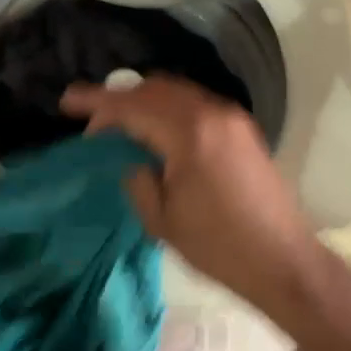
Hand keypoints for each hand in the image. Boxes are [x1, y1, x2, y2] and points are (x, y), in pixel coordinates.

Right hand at [61, 76, 323, 311]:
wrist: (283, 261)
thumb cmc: (219, 247)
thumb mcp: (162, 219)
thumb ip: (137, 178)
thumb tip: (129, 155)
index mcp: (189, 133)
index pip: (132, 106)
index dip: (96, 102)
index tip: (67, 101)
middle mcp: (212, 112)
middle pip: (155, 89)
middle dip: (119, 99)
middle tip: (92, 121)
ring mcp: (231, 117)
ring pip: (177, 91)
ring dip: (145, 100)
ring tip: (120, 124)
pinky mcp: (242, 128)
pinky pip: (196, 102)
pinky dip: (169, 107)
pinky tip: (156, 129)